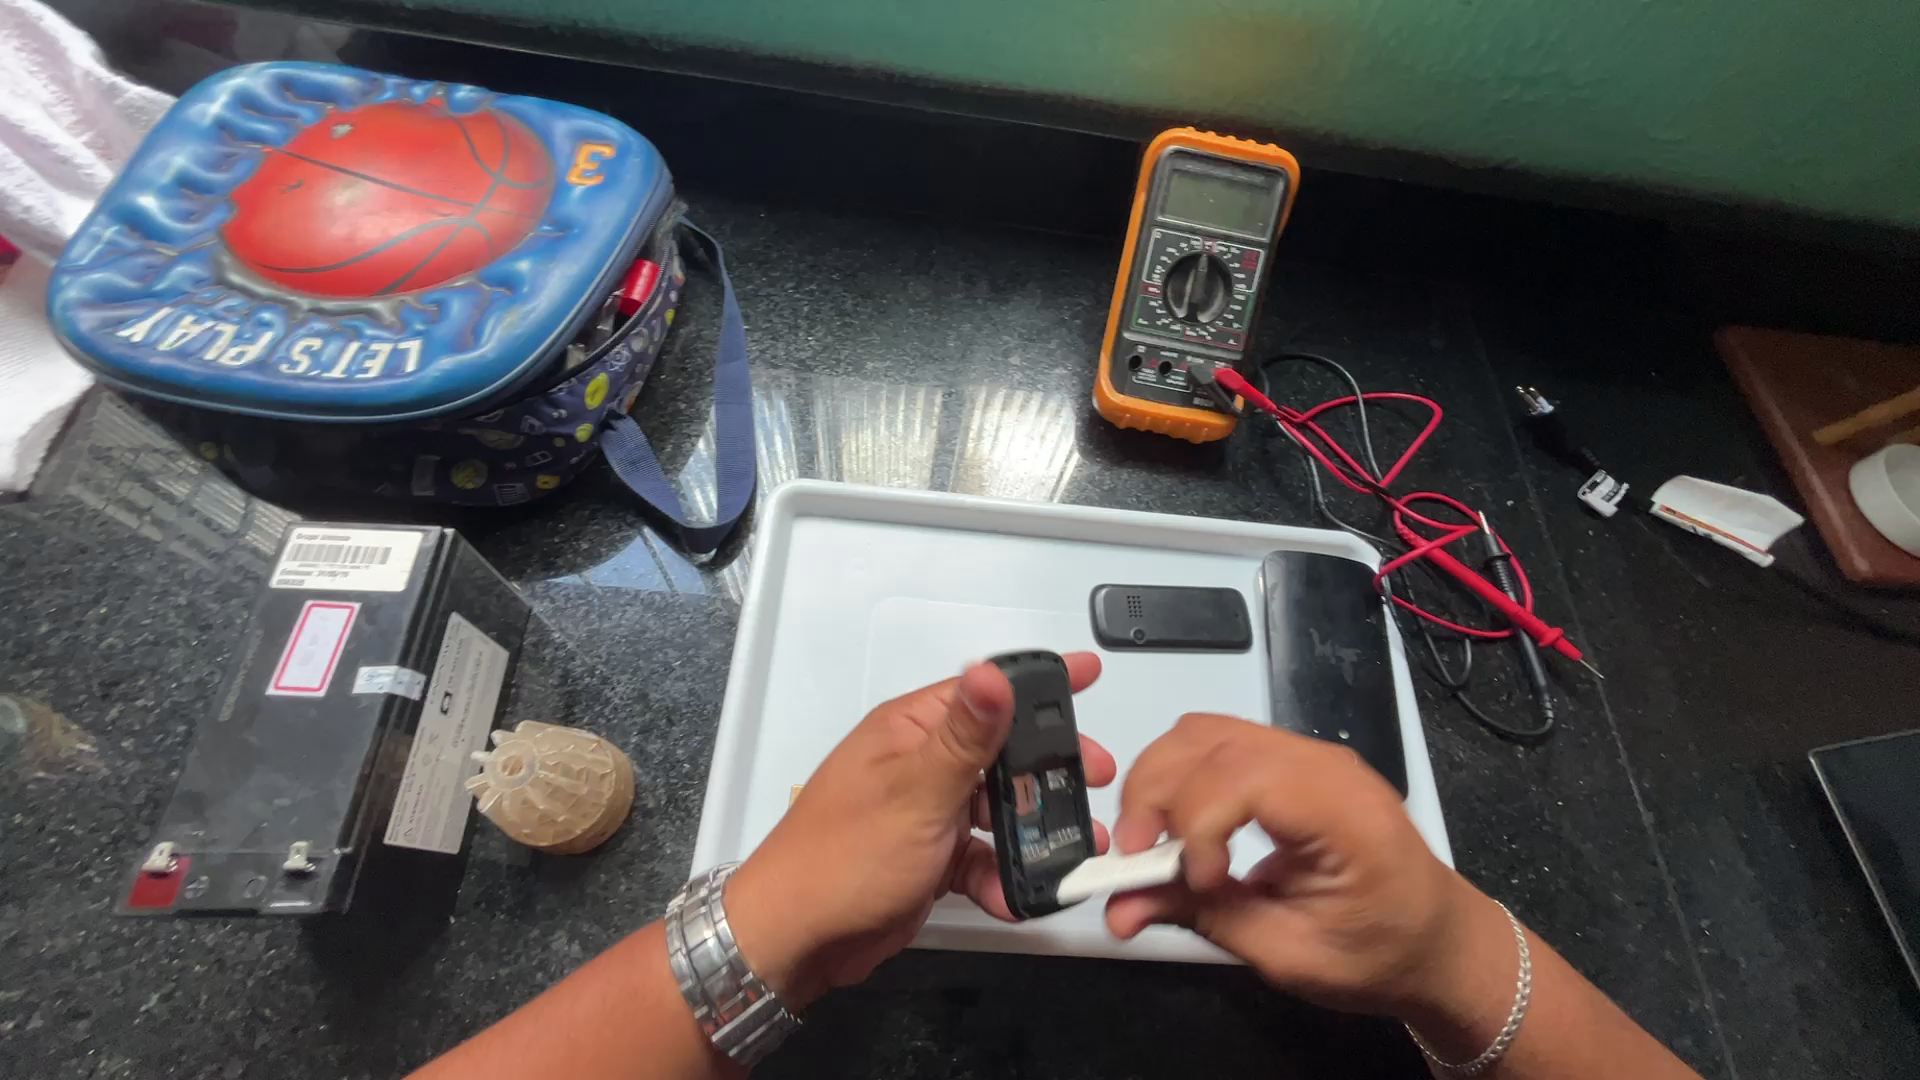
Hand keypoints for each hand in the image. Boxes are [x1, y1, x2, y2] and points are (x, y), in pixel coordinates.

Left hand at [725, 654, 1113, 1008]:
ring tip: (1078, 848)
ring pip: (997, 807)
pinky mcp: (930, 855)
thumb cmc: (847, 856)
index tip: (1088, 672)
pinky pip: (979, 854)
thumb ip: (964, 736)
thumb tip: (993, 672)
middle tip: (1094, 777)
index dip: (1038, 682)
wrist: (795, 943)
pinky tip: (1015, 897)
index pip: (985, 691)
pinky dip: (1000, 874)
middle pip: (1001, 752)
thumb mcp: (915, 791)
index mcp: (913, 729)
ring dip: (1035, 829)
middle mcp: (922, 761)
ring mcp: (926, 810)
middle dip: (1050, 767)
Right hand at [1105, 713, 1494, 1018]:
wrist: (1441, 943)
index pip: (1240, 776)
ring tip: (1149, 838)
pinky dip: (1179, 775)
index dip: (1194, 822)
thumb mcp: (1290, 955)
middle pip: (1206, 741)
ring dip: (1158, 779)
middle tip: (1134, 854)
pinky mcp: (1285, 757)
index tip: (1190, 881)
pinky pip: (1214, 742)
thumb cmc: (1382, 957)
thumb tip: (1121, 906)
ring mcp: (1302, 750)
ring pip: (1200, 732)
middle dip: (1154, 794)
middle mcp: (1319, 762)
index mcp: (1341, 810)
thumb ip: (1202, 917)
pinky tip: (1178, 821)